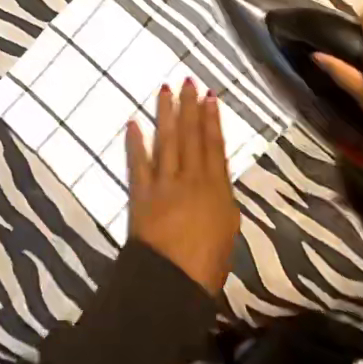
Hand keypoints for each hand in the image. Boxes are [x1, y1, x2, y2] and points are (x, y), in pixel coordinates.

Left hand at [126, 79, 239, 296]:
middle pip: (190, 136)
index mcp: (217, 187)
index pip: (214, 145)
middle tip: (187, 81)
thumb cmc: (209, 263)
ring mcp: (164, 184)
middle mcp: (192, 178)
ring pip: (166, 141)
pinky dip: (135, 143)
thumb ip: (221, 198)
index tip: (209, 96)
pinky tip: (134, 124)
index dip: (212, 119)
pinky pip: (138, 164)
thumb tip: (215, 181)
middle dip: (189, 107)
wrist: (172, 282)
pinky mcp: (141, 195)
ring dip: (165, 115)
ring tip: (164, 90)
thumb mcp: (228, 228)